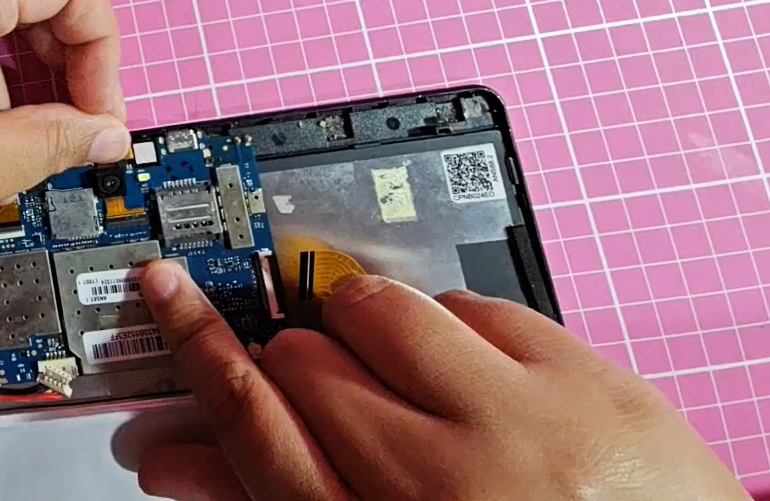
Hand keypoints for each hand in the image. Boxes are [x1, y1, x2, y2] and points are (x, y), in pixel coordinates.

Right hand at [135, 261, 750, 500]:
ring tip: (427, 400)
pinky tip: (498, 402)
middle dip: (309, 372)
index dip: (197, 346)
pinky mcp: (602, 391)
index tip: (167, 289)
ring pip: (377, 309)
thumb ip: (268, 497)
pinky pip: (472, 302)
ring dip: (381, 341)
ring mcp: (537, 437)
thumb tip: (168, 458)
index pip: (251, 422)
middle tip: (354, 415)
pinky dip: (465, 338)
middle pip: (303, 361)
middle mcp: (454, 494)